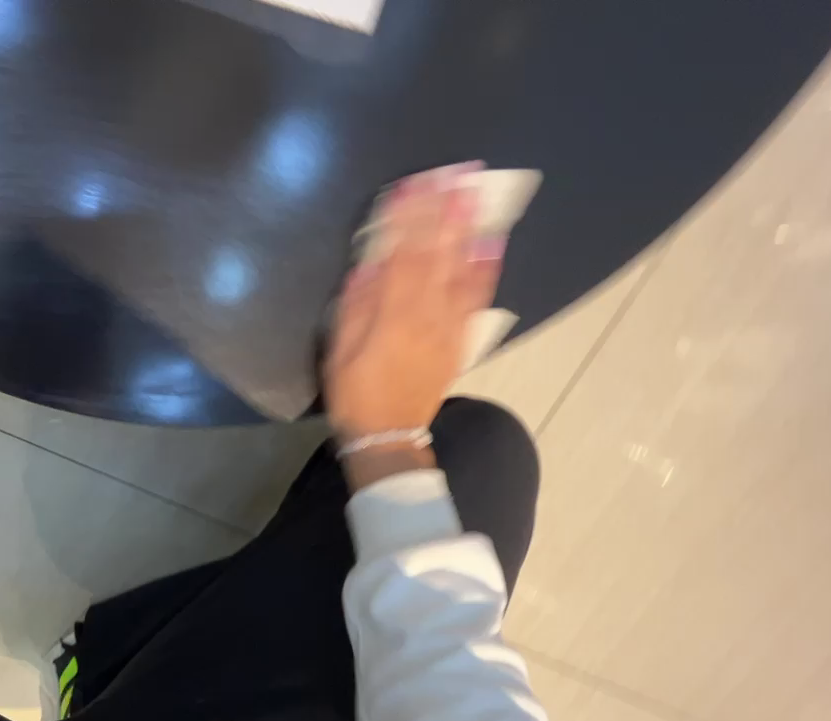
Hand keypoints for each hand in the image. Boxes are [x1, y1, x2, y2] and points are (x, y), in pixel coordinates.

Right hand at [323, 171, 503, 486]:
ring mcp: (448, 326)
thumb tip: (369, 265)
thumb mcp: (340, 352)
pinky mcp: (459, 339)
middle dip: (444, 213)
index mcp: (392, 315)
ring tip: (474, 196)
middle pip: (438, 254)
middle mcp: (427, 314)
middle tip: (454, 176)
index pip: (403, 255)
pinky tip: (491, 244)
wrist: (388, 434)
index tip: (412, 186)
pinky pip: (476, 298)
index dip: (409, 219)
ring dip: (468, 230)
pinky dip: (485, 268)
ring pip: (462, 270)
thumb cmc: (354, 394)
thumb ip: (356, 307)